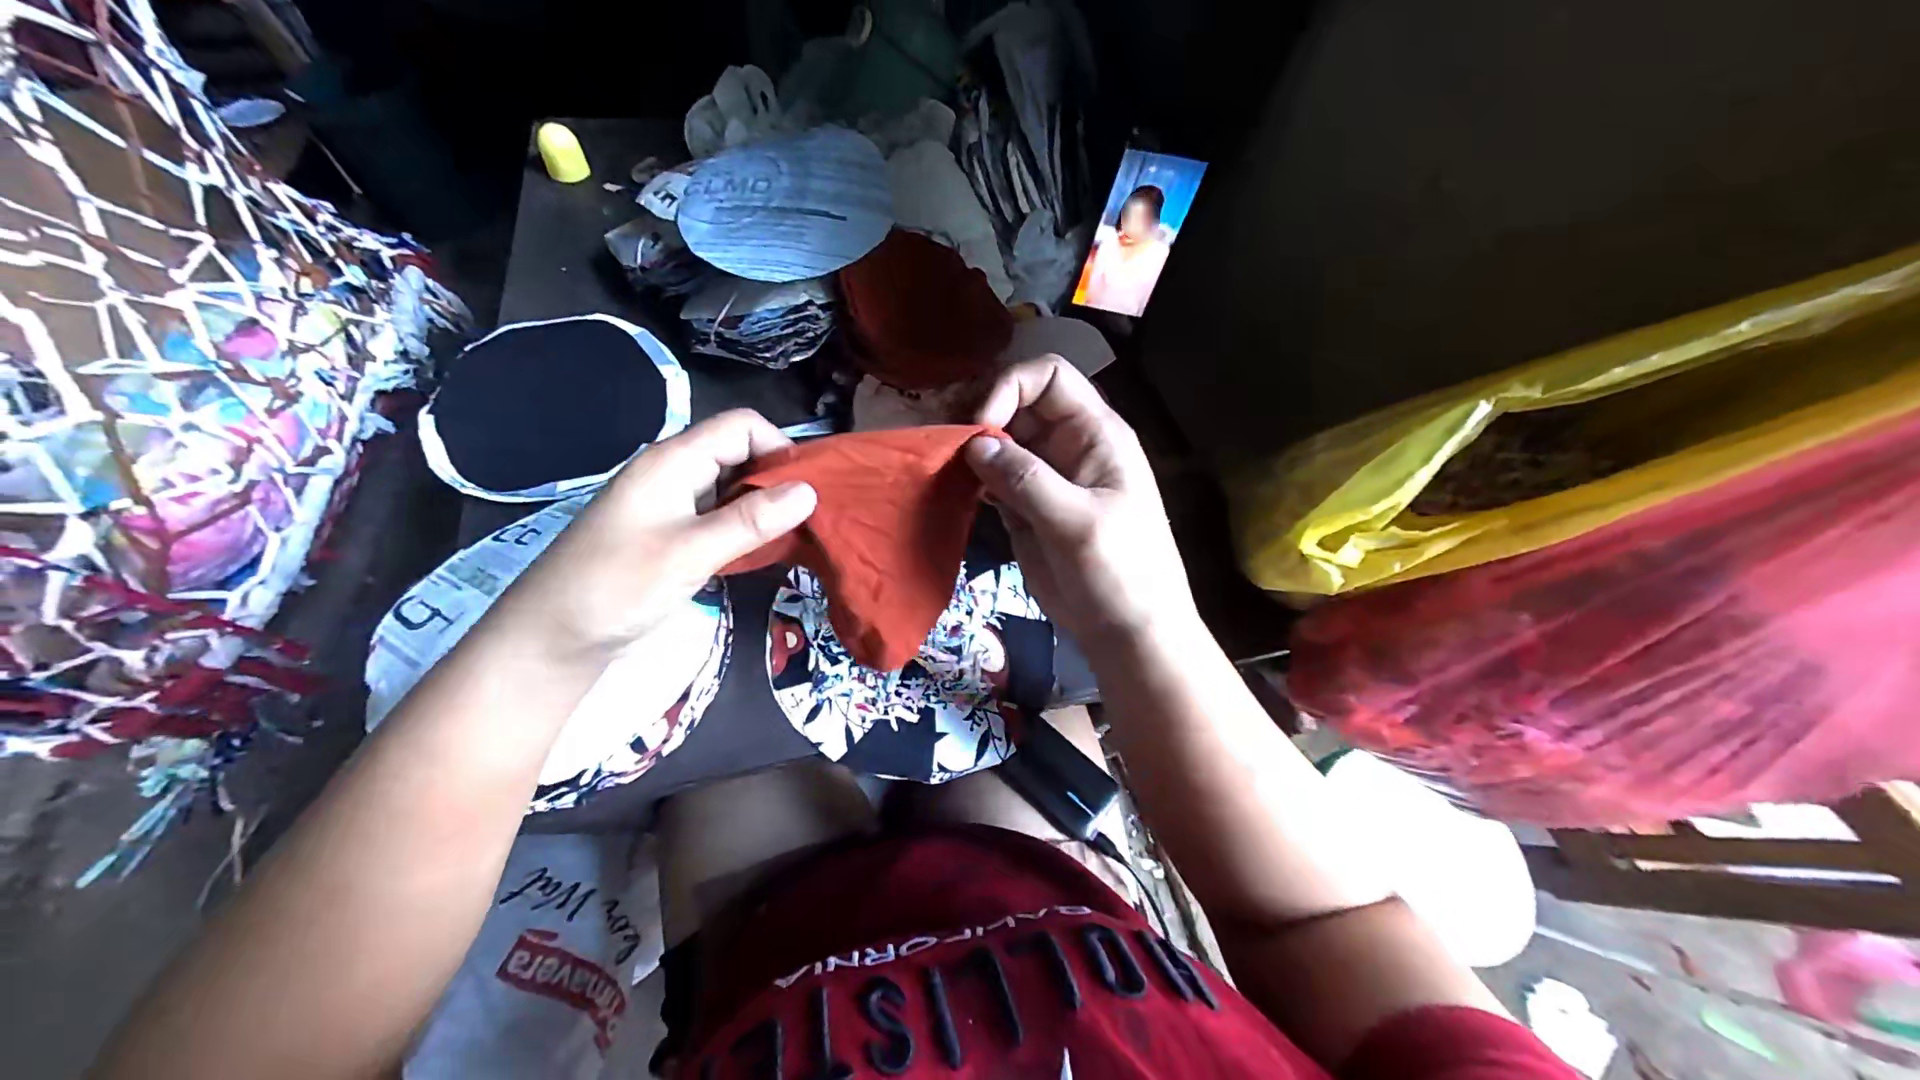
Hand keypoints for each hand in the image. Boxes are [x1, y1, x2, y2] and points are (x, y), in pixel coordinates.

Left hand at [504, 409, 815, 654]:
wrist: (552, 639)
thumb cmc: (616, 587)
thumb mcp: (689, 552)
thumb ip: (751, 521)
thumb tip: (811, 491)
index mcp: (673, 462)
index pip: (741, 427)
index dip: (779, 447)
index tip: (809, 490)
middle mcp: (675, 474)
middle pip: (740, 455)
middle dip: (779, 479)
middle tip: (812, 518)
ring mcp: (673, 506)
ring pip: (733, 489)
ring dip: (766, 508)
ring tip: (798, 537)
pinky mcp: (674, 536)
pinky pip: (721, 518)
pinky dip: (748, 529)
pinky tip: (766, 552)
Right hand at [966, 356, 1197, 650]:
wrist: (1128, 631)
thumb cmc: (1119, 572)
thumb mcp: (1077, 522)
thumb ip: (1026, 479)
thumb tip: (976, 443)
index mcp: (1096, 434)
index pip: (1049, 378)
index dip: (1010, 388)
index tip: (980, 424)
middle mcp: (1068, 446)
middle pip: (1017, 404)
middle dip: (979, 412)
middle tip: (942, 437)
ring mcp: (1046, 477)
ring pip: (1000, 441)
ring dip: (969, 445)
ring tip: (936, 457)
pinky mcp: (1026, 507)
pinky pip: (993, 478)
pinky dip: (970, 477)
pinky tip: (950, 486)